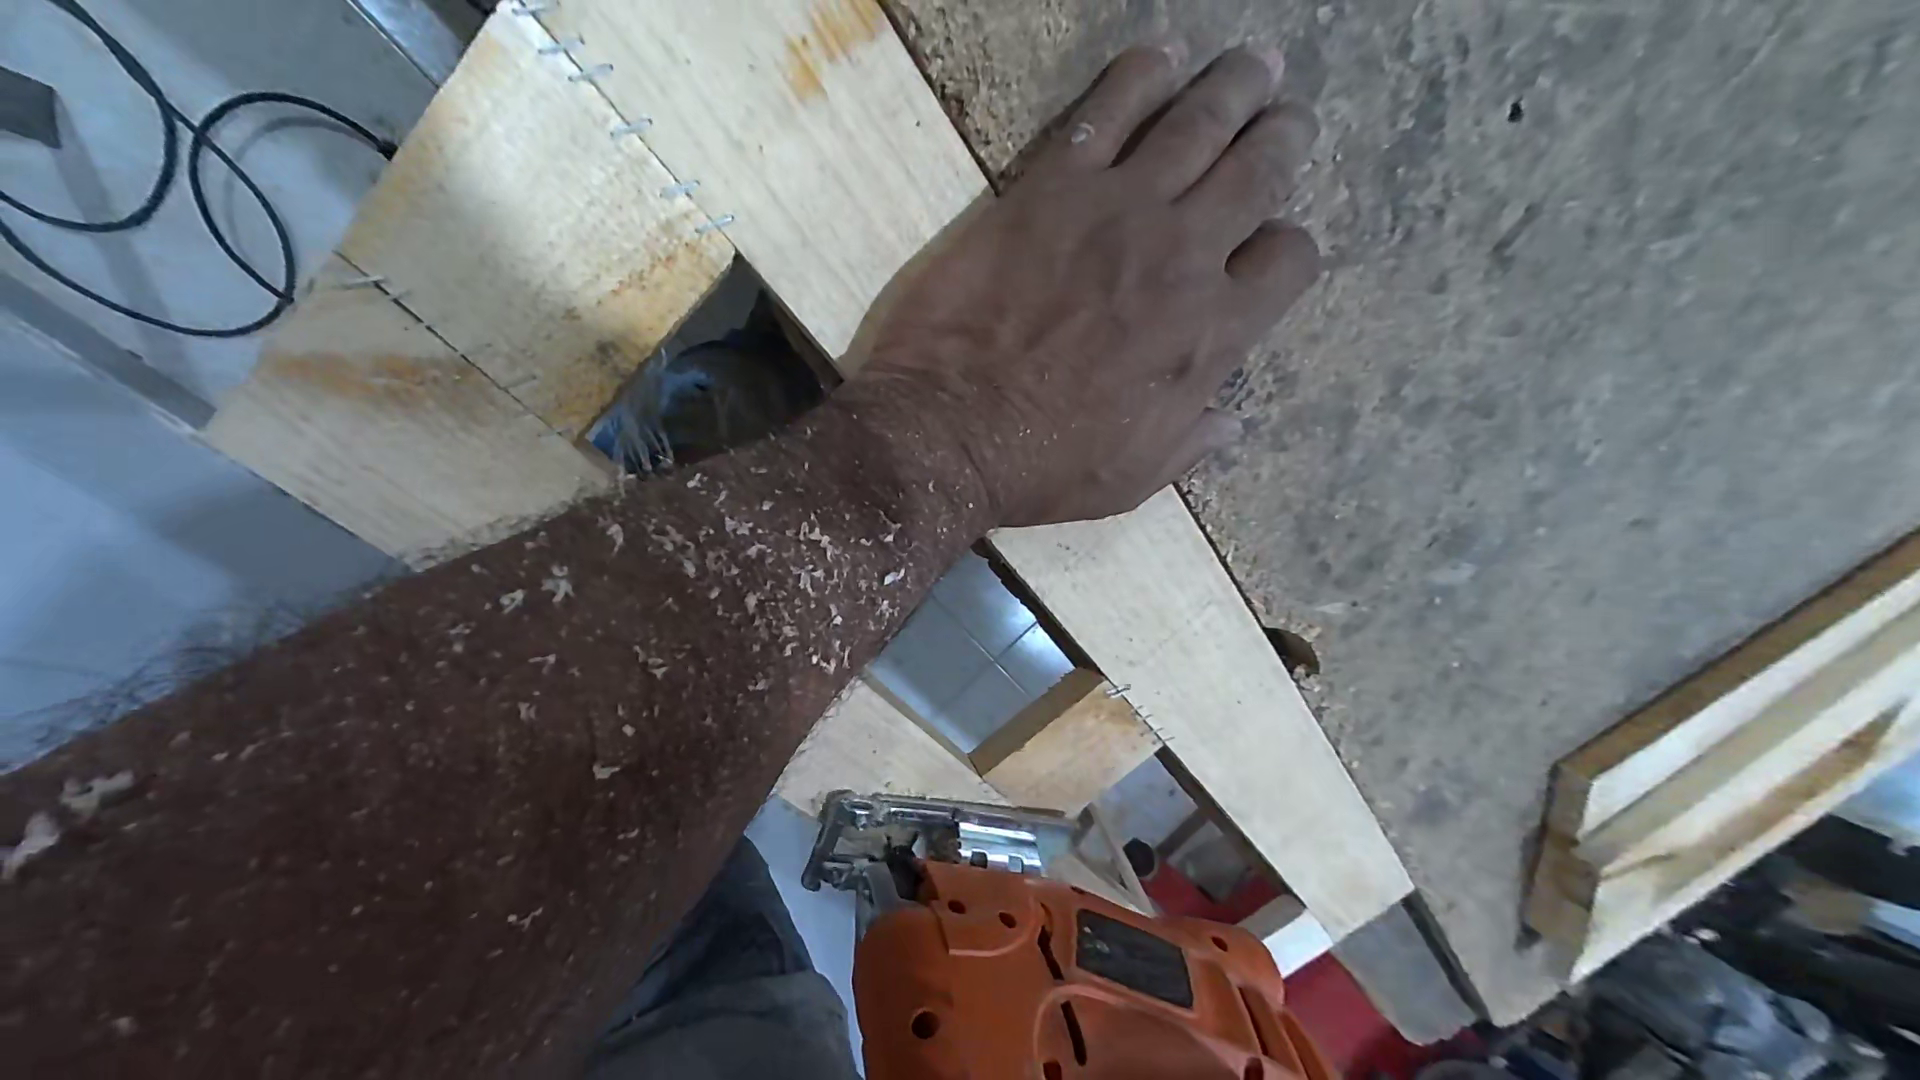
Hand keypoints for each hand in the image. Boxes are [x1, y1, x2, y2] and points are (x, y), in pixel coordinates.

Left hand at [854, 44, 1321, 526]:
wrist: (947, 433)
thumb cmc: (1043, 466)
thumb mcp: (1133, 478)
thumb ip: (1189, 443)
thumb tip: (1230, 424)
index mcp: (1211, 334)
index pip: (1290, 260)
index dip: (1287, 251)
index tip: (1267, 253)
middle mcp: (1182, 257)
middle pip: (1260, 169)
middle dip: (1283, 141)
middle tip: (1286, 124)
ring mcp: (1116, 212)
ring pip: (1200, 121)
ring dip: (1237, 86)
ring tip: (1254, 69)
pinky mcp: (1049, 189)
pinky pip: (1108, 108)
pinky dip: (1138, 75)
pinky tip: (1156, 58)